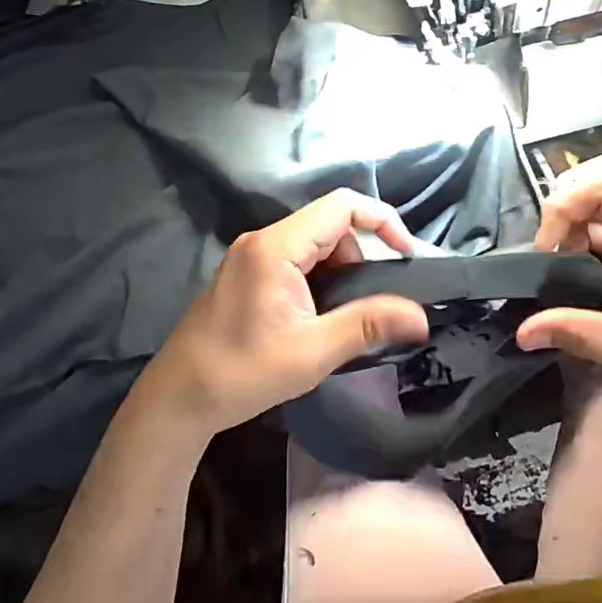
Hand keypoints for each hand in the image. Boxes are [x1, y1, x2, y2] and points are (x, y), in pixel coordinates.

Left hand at [138, 190, 431, 437]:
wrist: (180, 396)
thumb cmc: (243, 372)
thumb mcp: (313, 351)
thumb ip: (368, 325)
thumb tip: (421, 316)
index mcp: (276, 247)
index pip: (342, 206)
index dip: (382, 221)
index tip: (406, 256)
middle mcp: (262, 240)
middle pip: (329, 224)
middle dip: (359, 256)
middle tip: (367, 304)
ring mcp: (251, 255)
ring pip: (313, 244)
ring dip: (339, 271)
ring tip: (340, 317)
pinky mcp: (246, 272)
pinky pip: (295, 260)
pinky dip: (318, 279)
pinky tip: (316, 316)